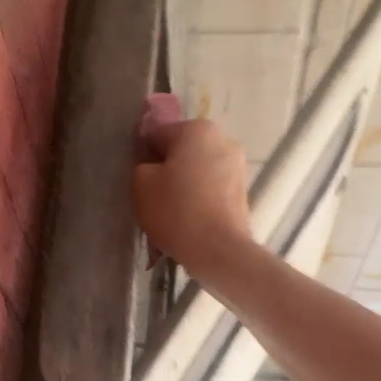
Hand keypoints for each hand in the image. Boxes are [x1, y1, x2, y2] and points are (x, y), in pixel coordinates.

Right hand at [132, 112, 252, 272]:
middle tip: (153, 199)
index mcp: (196, 129)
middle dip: (167, 171)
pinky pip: (211, 190)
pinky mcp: (242, 192)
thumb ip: (142, 165)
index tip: (138, 181)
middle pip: (182, 153)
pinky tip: (188, 222)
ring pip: (198, 172)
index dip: (143, 157)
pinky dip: (199, 201)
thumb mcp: (141, 184)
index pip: (158, 135)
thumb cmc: (176, 211)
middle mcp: (223, 139)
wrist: (218, 250)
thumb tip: (152, 166)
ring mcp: (237, 166)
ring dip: (184, 187)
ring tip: (171, 215)